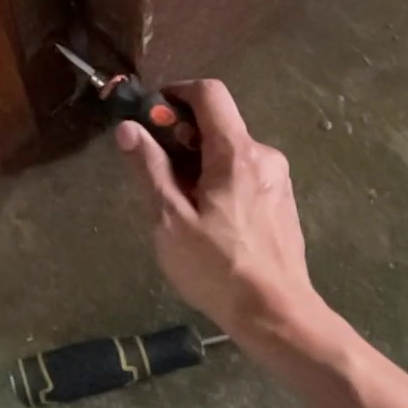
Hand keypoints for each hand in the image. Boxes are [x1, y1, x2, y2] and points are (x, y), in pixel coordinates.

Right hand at [117, 80, 328, 341]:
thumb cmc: (216, 267)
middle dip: (180, 139)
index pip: (209, 94)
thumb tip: (128, 128)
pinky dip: (215, 182)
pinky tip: (204, 221)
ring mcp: (276, 180)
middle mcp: (263, 156)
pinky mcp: (279, 202)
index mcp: (236, 154)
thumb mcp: (170, 219)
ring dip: (196, 165)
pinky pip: (241, 175)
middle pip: (217, 125)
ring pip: (228, 153)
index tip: (149, 116)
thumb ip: (149, 169)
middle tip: (153, 175)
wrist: (276, 313)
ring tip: (176, 207)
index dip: (175, 94)